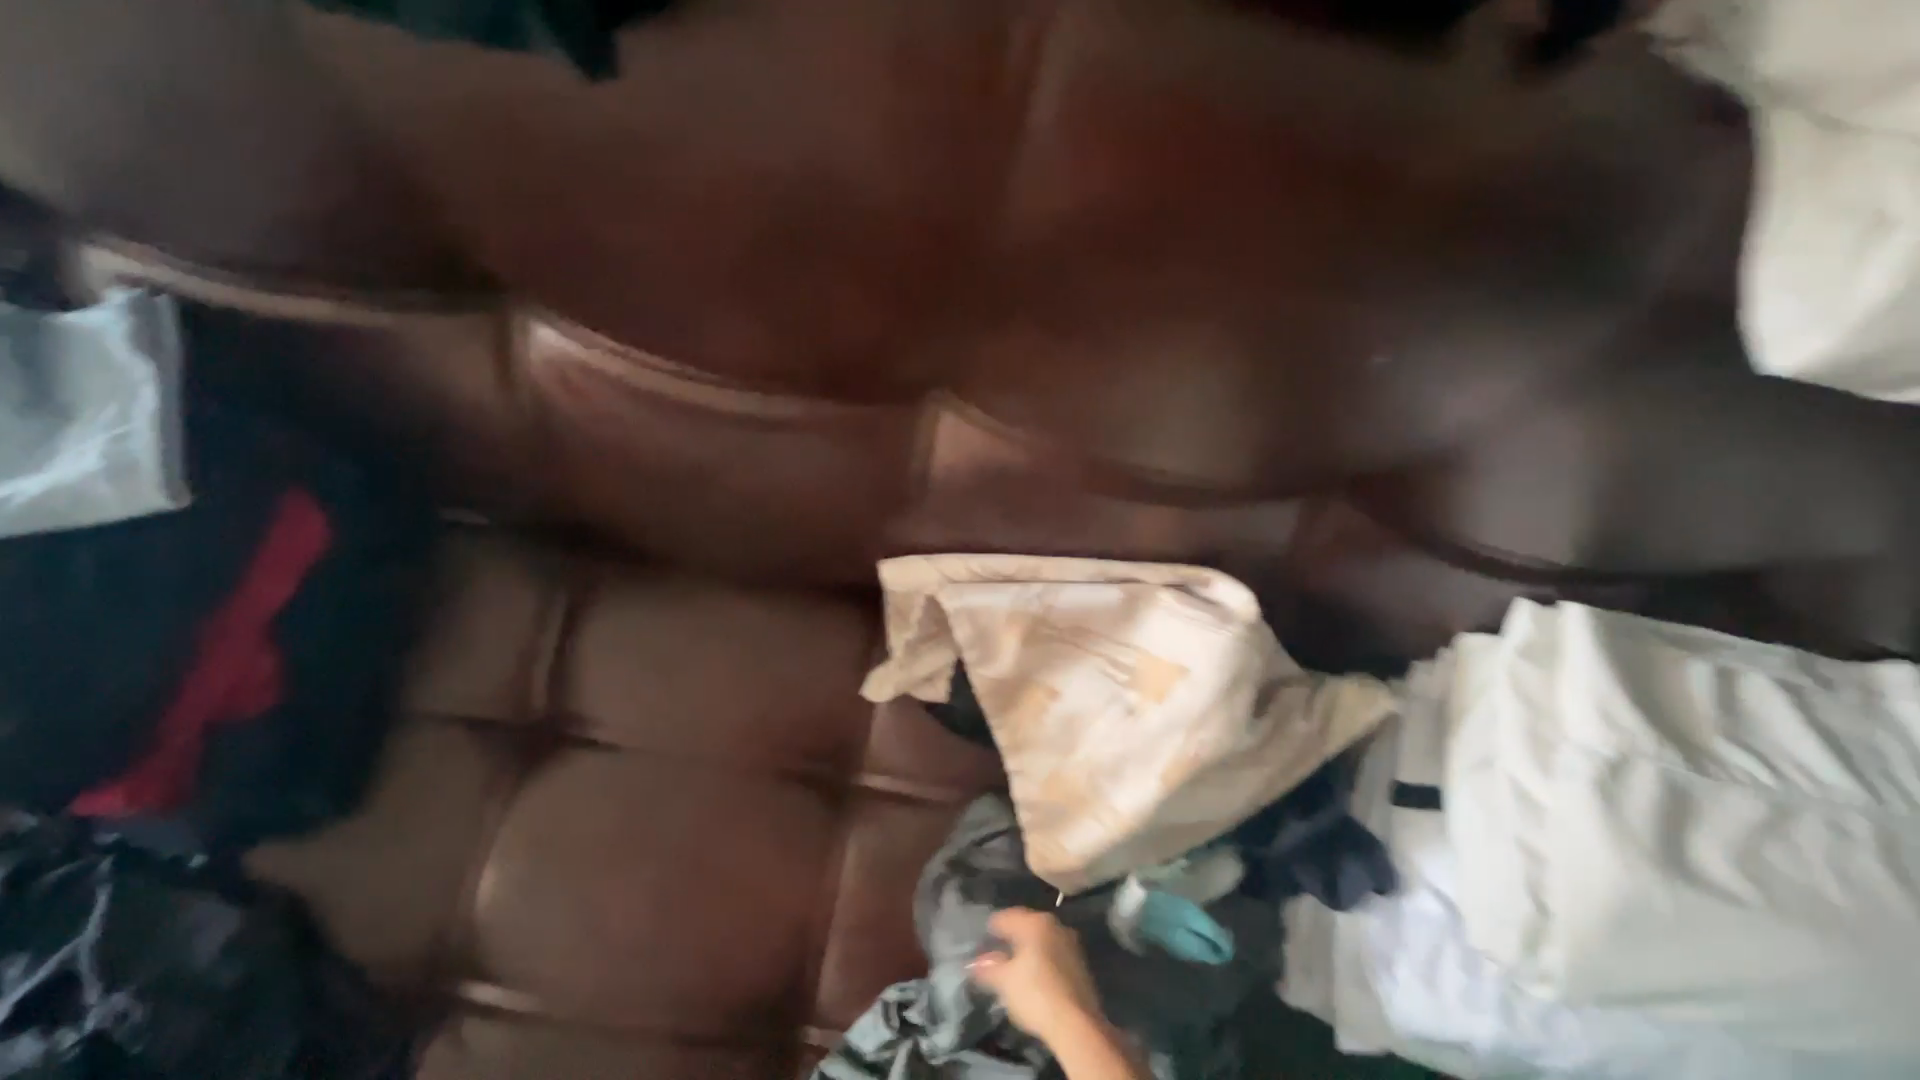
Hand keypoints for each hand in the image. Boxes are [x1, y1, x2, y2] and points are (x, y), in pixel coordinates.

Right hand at [967, 909, 1104, 1044]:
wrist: (1077, 1025)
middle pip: (1025, 927)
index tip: (980, 945)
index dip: (990, 931)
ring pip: (1041, 942)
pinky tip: (1032, 979)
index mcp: (1035, 923)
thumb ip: (987, 968)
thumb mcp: (1003, 982)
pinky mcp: (1081, 965)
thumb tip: (975, 962)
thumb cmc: (1035, 994)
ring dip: (1026, 952)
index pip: (1005, 917)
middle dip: (1009, 941)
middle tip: (993, 956)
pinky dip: (1041, 962)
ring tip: (1011, 970)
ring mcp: (1071, 944)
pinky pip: (1053, 955)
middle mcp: (1055, 926)